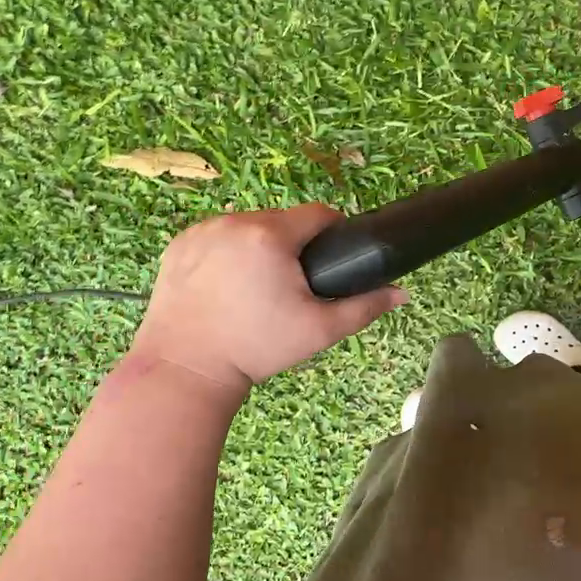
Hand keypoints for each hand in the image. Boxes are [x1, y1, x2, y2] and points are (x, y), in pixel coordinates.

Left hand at [129, 205, 407, 393]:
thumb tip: (402, 293)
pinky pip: (217, 237)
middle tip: (297, 285)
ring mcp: (201, 231)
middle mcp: (233, 222)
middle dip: (295, 245)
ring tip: (263, 287)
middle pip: (282, 220)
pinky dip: (229, 253)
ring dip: (262, 247)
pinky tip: (231, 286)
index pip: (317, 213)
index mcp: (270, 236)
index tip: (334, 258)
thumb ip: (365, 307)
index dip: (334, 232)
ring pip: (249, 227)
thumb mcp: (321, 330)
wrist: (187, 367)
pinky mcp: (177, 245)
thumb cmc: (259, 348)